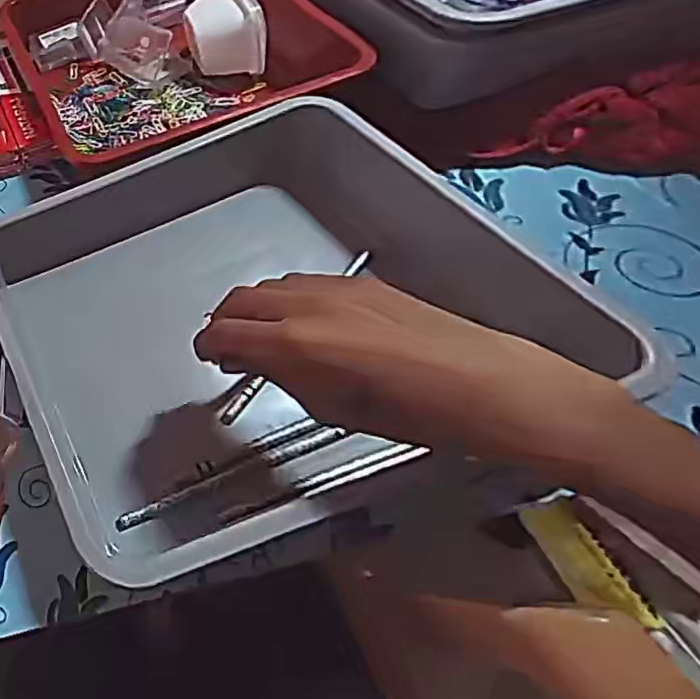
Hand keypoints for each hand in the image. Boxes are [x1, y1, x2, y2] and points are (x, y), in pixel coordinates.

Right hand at [192, 274, 642, 475]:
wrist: (492, 388)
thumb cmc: (422, 415)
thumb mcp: (334, 410)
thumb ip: (285, 379)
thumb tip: (261, 365)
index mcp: (295, 343)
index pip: (225, 333)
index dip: (207, 345)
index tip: (206, 355)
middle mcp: (308, 306)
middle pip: (239, 300)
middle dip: (222, 322)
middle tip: (224, 345)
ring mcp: (335, 289)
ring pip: (268, 287)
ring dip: (252, 308)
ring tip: (261, 334)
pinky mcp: (360, 284)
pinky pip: (301, 283)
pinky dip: (284, 299)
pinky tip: (300, 321)